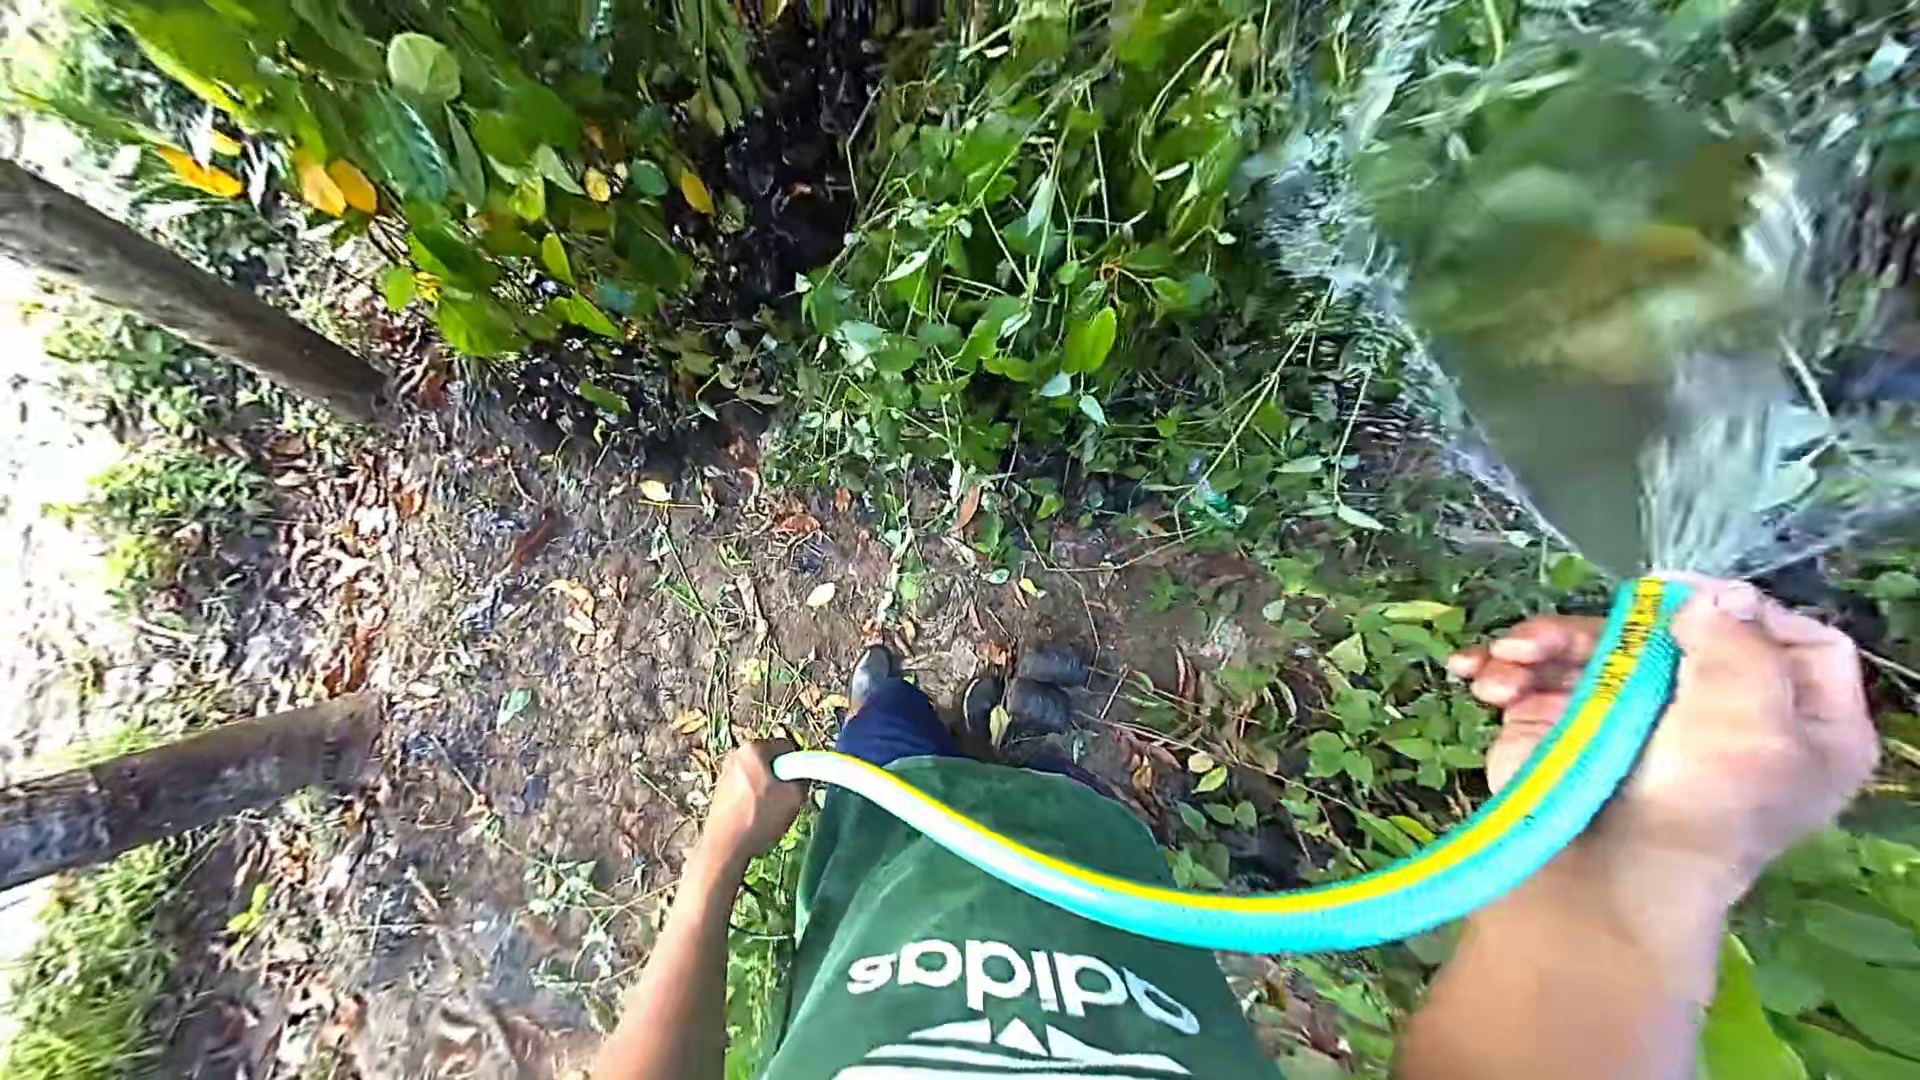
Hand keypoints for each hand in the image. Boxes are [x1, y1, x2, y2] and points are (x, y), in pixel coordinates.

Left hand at [693, 739, 807, 872]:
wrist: (723, 849)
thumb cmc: (759, 817)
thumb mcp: (795, 797)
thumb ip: (804, 779)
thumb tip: (801, 777)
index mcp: (753, 748)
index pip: (786, 747)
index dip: (797, 766)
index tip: (797, 785)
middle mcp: (736, 755)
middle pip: (771, 762)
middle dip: (780, 778)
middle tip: (784, 800)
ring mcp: (724, 773)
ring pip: (758, 777)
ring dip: (767, 791)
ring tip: (768, 813)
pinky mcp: (719, 792)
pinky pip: (746, 789)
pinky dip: (753, 800)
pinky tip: (754, 819)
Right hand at [1447, 577, 1877, 909]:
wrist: (1594, 862)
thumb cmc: (1688, 806)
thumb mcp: (1746, 733)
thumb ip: (1739, 655)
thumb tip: (1709, 592)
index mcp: (1782, 714)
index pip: (1785, 639)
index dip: (1734, 609)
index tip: (1671, 598)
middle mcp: (1697, 703)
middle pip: (1649, 631)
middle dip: (1582, 628)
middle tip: (1532, 640)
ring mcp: (1614, 707)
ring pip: (1572, 645)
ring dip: (1524, 648)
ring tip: (1496, 669)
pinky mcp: (1550, 714)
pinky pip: (1521, 672)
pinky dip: (1491, 667)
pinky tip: (1470, 674)